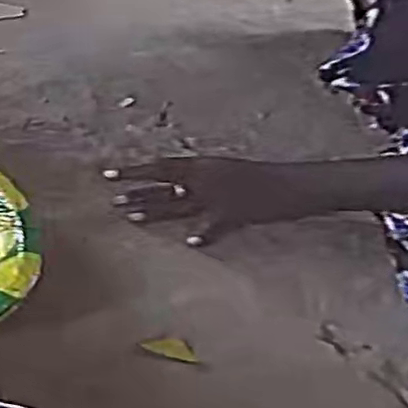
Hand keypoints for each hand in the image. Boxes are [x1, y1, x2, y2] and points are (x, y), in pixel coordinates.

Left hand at [105, 157, 323, 245]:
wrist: (302, 182)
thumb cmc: (260, 176)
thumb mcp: (223, 170)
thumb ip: (195, 178)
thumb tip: (169, 188)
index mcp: (202, 166)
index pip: (159, 167)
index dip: (132, 171)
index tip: (106, 174)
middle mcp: (206, 180)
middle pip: (163, 188)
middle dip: (137, 195)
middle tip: (112, 201)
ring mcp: (220, 198)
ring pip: (180, 206)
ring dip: (154, 212)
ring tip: (129, 217)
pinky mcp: (238, 215)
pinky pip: (216, 227)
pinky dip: (203, 235)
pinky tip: (188, 241)